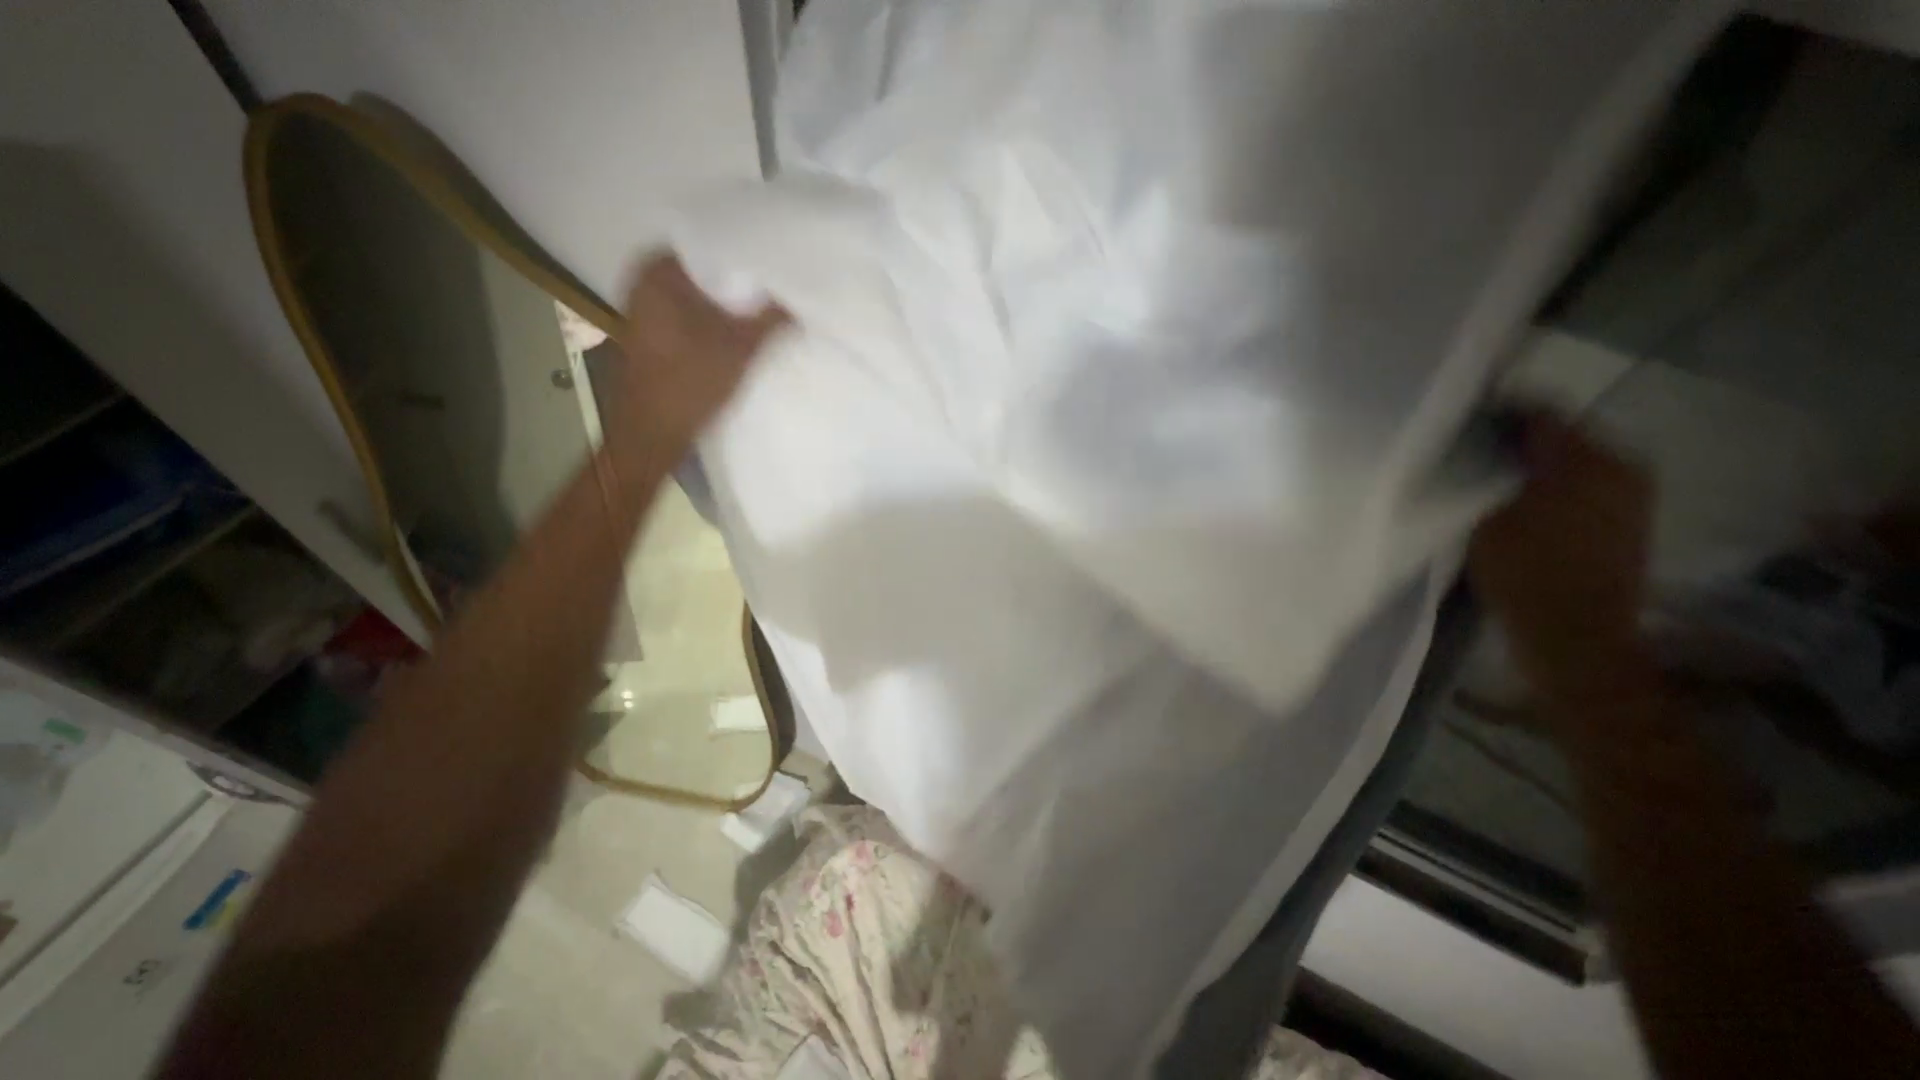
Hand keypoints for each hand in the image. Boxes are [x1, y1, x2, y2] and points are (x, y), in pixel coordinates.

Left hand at [606, 254, 789, 462]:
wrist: (649, 436)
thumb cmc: (689, 386)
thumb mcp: (741, 349)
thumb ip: (773, 316)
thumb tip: (804, 291)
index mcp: (658, 271)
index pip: (711, 240)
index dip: (747, 247)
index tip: (778, 253)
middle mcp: (643, 279)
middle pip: (704, 266)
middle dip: (739, 274)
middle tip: (778, 275)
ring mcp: (642, 305)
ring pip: (697, 289)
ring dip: (727, 297)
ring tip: (766, 298)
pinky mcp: (648, 330)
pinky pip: (687, 308)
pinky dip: (711, 312)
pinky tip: (740, 322)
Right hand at [1469, 413, 1655, 700]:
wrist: (1577, 642)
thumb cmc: (1526, 576)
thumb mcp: (1488, 515)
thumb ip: (1486, 468)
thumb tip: (1479, 438)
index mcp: (1590, 455)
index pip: (1537, 411)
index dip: (1496, 415)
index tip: (1461, 427)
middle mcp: (1623, 464)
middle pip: (1559, 434)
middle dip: (1518, 442)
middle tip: (1475, 458)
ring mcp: (1633, 494)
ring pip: (1573, 461)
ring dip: (1536, 467)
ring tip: (1496, 485)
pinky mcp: (1630, 521)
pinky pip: (1586, 486)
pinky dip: (1556, 489)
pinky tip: (1526, 510)